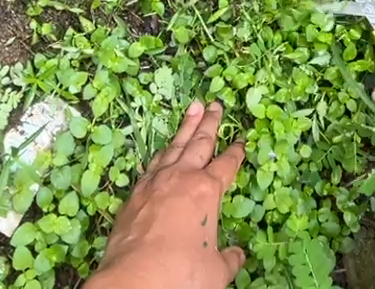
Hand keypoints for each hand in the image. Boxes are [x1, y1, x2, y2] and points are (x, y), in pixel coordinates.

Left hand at [86, 101, 246, 288]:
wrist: (133, 281)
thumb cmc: (181, 274)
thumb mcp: (214, 273)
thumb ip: (228, 260)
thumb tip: (238, 255)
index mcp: (207, 191)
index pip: (227, 165)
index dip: (236, 152)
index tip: (241, 140)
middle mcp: (183, 178)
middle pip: (200, 143)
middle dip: (210, 123)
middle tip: (216, 104)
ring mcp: (156, 183)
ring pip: (175, 146)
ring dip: (186, 127)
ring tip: (193, 108)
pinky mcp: (135, 194)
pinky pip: (153, 165)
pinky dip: (162, 153)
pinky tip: (164, 149)